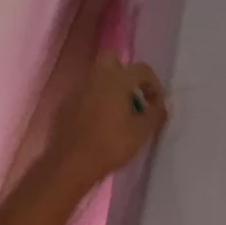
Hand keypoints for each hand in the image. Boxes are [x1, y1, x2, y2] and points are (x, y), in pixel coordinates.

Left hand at [46, 53, 168, 186]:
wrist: (70, 163)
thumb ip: (155, 114)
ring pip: (95, 78)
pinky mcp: (64, 104)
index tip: (155, 104)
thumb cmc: (110, 145)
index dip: (153, 84)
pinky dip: (93, 101)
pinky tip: (96, 122)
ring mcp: (76, 89)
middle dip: (125, 75)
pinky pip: (83, 94)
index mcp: (116, 80)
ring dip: (108, 89)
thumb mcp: (141, 132)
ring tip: (116, 113)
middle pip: (112, 61)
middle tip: (132, 98)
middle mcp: (95, 77)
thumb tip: (161, 105)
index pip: (141, 69)